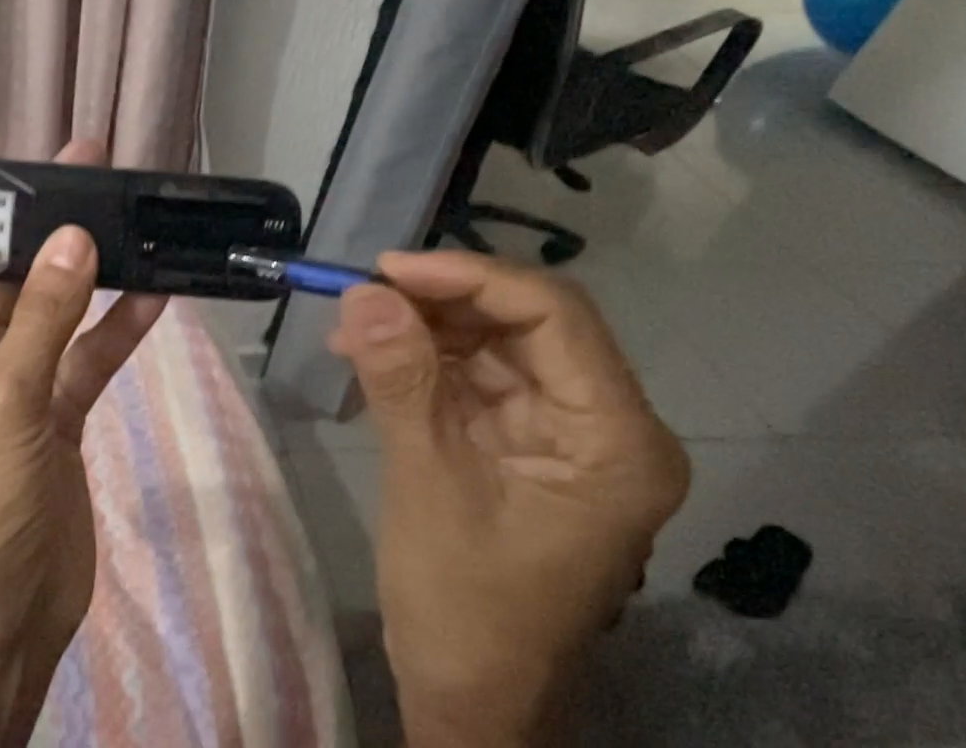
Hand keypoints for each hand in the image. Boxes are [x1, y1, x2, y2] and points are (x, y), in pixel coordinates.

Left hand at [0, 140, 167, 747]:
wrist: (3, 615)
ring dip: (86, 268)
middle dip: (39, 225)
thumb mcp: (2, 402)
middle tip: (86, 164)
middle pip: (1, 271)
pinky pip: (88, 355)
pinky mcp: (58, 409)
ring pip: (52, 308)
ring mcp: (16, 379)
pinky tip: (156, 291)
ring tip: (127, 209)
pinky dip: (117, 327)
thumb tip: (72, 237)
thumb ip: (42, 319)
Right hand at [329, 252, 688, 746]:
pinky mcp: (521, 448)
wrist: (469, 696)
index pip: (554, 318)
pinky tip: (368, 357)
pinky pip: (474, 383)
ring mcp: (561, 436)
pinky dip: (421, 364)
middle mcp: (604, 426)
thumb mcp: (427, 484)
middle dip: (439, 303)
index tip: (386, 269)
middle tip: (359, 294)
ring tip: (350, 326)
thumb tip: (361, 292)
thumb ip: (401, 381)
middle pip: (526, 326)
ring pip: (495, 348)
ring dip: (422, 330)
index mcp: (616, 440)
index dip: (469, 279)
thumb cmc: (463, 606)